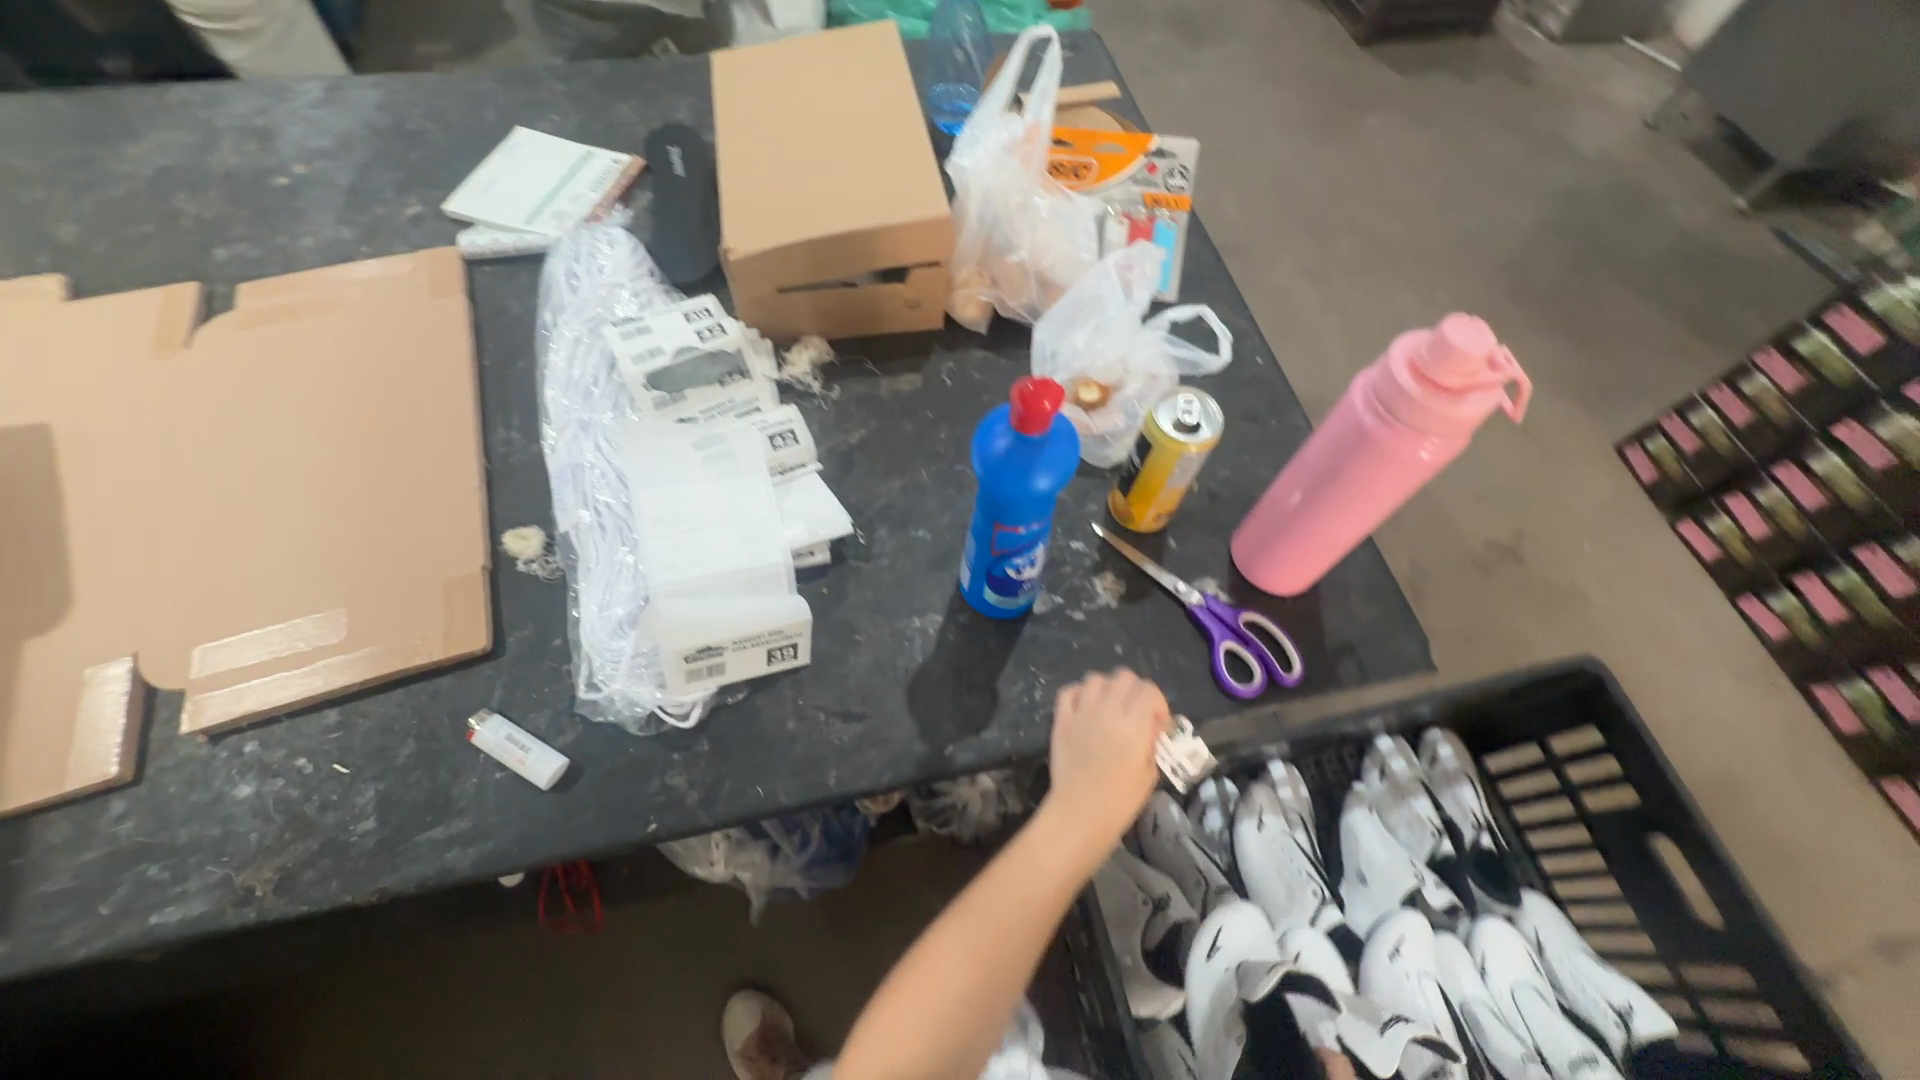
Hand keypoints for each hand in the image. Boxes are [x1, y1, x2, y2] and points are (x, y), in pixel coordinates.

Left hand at [1042, 668, 1171, 849]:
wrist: (1080, 812)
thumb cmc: (1120, 800)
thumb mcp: (1149, 772)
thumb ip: (1151, 741)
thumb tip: (1151, 726)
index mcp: (1134, 724)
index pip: (1149, 690)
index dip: (1158, 702)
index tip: (1157, 722)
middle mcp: (1108, 710)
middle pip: (1124, 676)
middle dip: (1135, 690)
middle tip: (1134, 712)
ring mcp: (1082, 712)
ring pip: (1096, 678)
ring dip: (1107, 688)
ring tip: (1109, 707)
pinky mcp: (1061, 720)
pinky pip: (1068, 691)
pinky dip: (1078, 694)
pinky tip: (1085, 708)